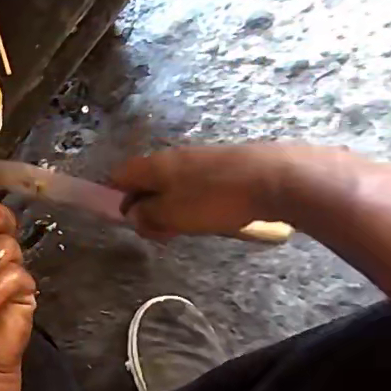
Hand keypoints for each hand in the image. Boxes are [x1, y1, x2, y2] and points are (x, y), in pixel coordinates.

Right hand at [112, 142, 330, 239]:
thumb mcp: (171, 215)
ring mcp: (200, 159)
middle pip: (147, 181)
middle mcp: (173, 157)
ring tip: (186, 229)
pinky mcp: (223, 166)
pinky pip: (196, 185)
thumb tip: (133, 215)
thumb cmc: (214, 199)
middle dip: (147, 207)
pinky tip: (210, 218)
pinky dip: (194, 202)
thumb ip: (146, 216)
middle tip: (160, 232)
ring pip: (173, 184)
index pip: (120, 176)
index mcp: (154, 165)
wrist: (274, 178)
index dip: (115, 198)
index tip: (126, 221)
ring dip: (171, 207)